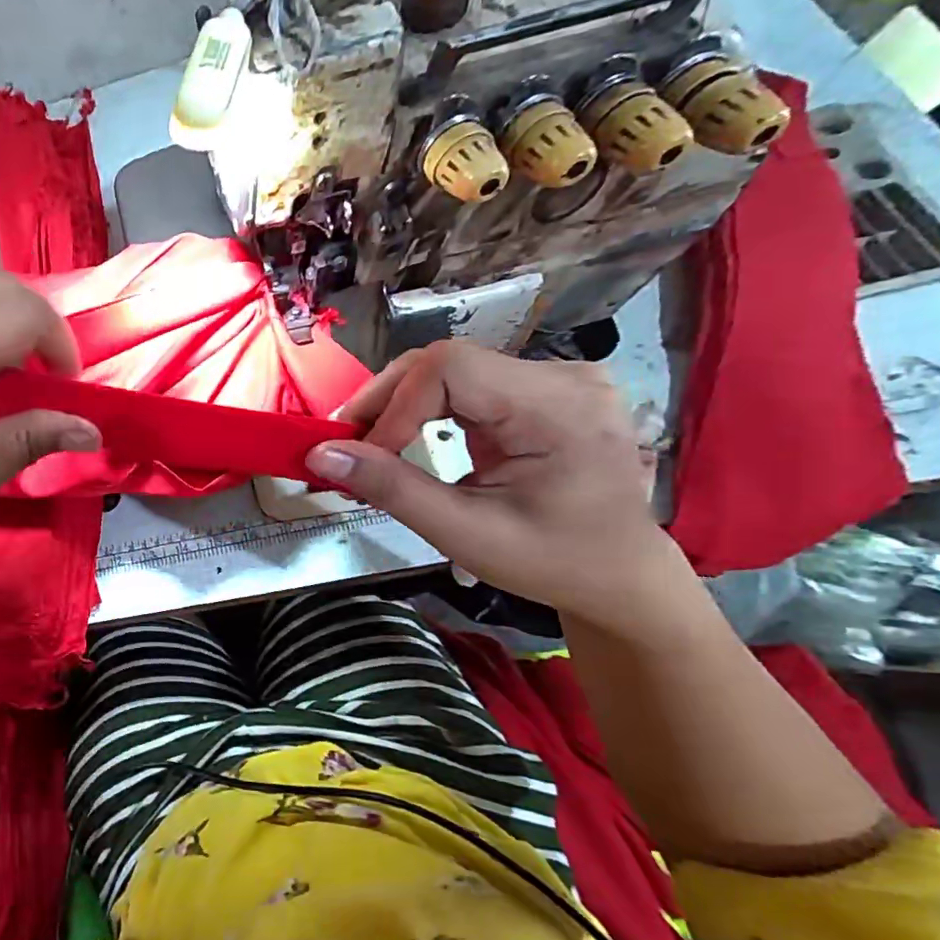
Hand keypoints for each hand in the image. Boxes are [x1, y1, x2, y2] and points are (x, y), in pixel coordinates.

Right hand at [304, 340, 688, 627]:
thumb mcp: (465, 533)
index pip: (450, 368)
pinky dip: (426, 411)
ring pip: (452, 371)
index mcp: (558, 405)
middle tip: (345, 444)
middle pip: (448, 362)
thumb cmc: (550, 562)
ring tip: (368, 446)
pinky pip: (468, 387)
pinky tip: (405, 439)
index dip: (394, 406)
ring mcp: (556, 380)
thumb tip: (320, 455)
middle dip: (388, 401)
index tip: (363, 458)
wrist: (618, 577)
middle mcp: (563, 376)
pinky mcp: (541, 393)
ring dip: (401, 406)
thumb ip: (392, 489)